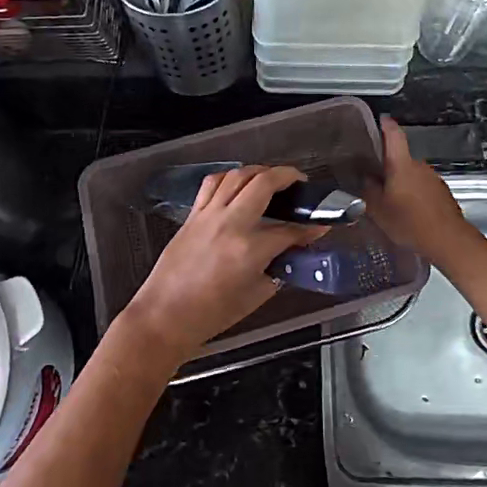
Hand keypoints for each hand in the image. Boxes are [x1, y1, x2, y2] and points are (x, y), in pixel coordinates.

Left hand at [115, 165, 328, 373]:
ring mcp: (209, 216)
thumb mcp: (256, 294)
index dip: (310, 228)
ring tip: (271, 177)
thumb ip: (279, 267)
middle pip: (264, 184)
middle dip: (288, 177)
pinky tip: (238, 183)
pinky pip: (212, 184)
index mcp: (250, 249)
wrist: (165, 316)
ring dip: (259, 170)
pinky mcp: (192, 216)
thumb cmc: (212, 314)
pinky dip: (230, 177)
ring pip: (237, 176)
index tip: (321, 225)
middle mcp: (230, 224)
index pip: (289, 231)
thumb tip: (292, 250)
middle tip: (300, 182)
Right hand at [365, 115, 473, 258]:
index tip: (380, 119)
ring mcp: (433, 179)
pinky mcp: (441, 193)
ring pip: (411, 175)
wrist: (447, 240)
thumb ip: (368, 191)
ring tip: (389, 200)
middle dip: (387, 167)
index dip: (386, 125)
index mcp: (402, 165)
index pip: (394, 135)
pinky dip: (413, 194)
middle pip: (400, 159)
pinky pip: (422, 188)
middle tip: (372, 179)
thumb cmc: (410, 223)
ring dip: (401, 183)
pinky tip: (407, 211)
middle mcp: (419, 166)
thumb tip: (366, 179)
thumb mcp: (378, 210)